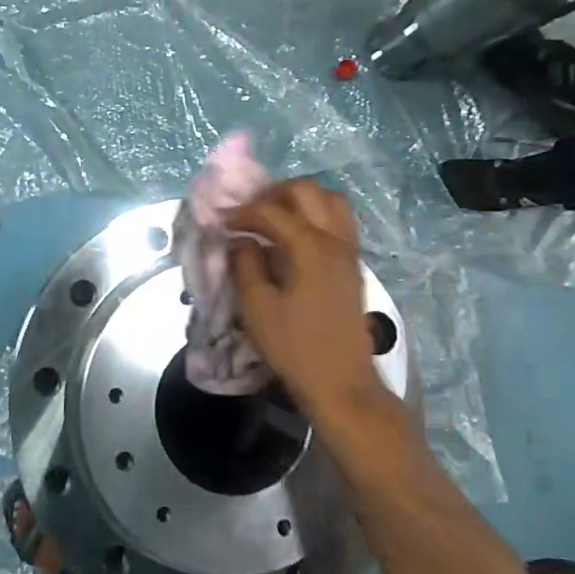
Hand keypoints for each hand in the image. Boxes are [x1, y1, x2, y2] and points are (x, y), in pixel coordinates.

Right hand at [228, 179, 387, 420]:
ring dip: (300, 199)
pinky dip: (316, 214)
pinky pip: (339, 220)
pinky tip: (296, 236)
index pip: (271, 211)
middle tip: (249, 212)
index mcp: (310, 247)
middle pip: (307, 190)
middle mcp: (335, 239)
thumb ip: (245, 265)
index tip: (221, 222)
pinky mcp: (353, 264)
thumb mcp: (257, 308)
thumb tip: (240, 241)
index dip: (241, 213)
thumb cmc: (295, 347)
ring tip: (274, 217)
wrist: (341, 382)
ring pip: (330, 200)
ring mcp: (349, 250)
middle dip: (273, 194)